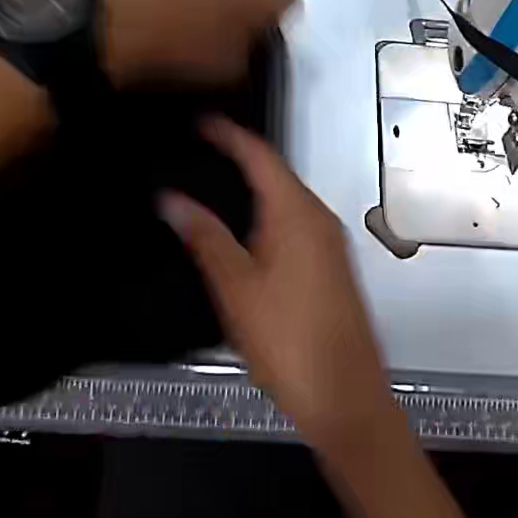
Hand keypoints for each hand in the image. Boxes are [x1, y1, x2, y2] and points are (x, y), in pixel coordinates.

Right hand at [158, 117, 395, 451]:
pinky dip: (268, 216)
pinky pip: (296, 225)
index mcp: (297, 213)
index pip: (261, 156)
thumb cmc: (290, 341)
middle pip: (277, 174)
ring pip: (288, 201)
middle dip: (240, 160)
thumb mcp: (235, 286)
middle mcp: (320, 220)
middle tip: (202, 153)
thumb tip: (172, 199)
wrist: (345, 395)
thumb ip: (204, 237)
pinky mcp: (332, 267)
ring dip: (254, 190)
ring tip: (215, 187)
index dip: (230, 135)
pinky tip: (246, 234)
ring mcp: (331, 244)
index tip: (201, 122)